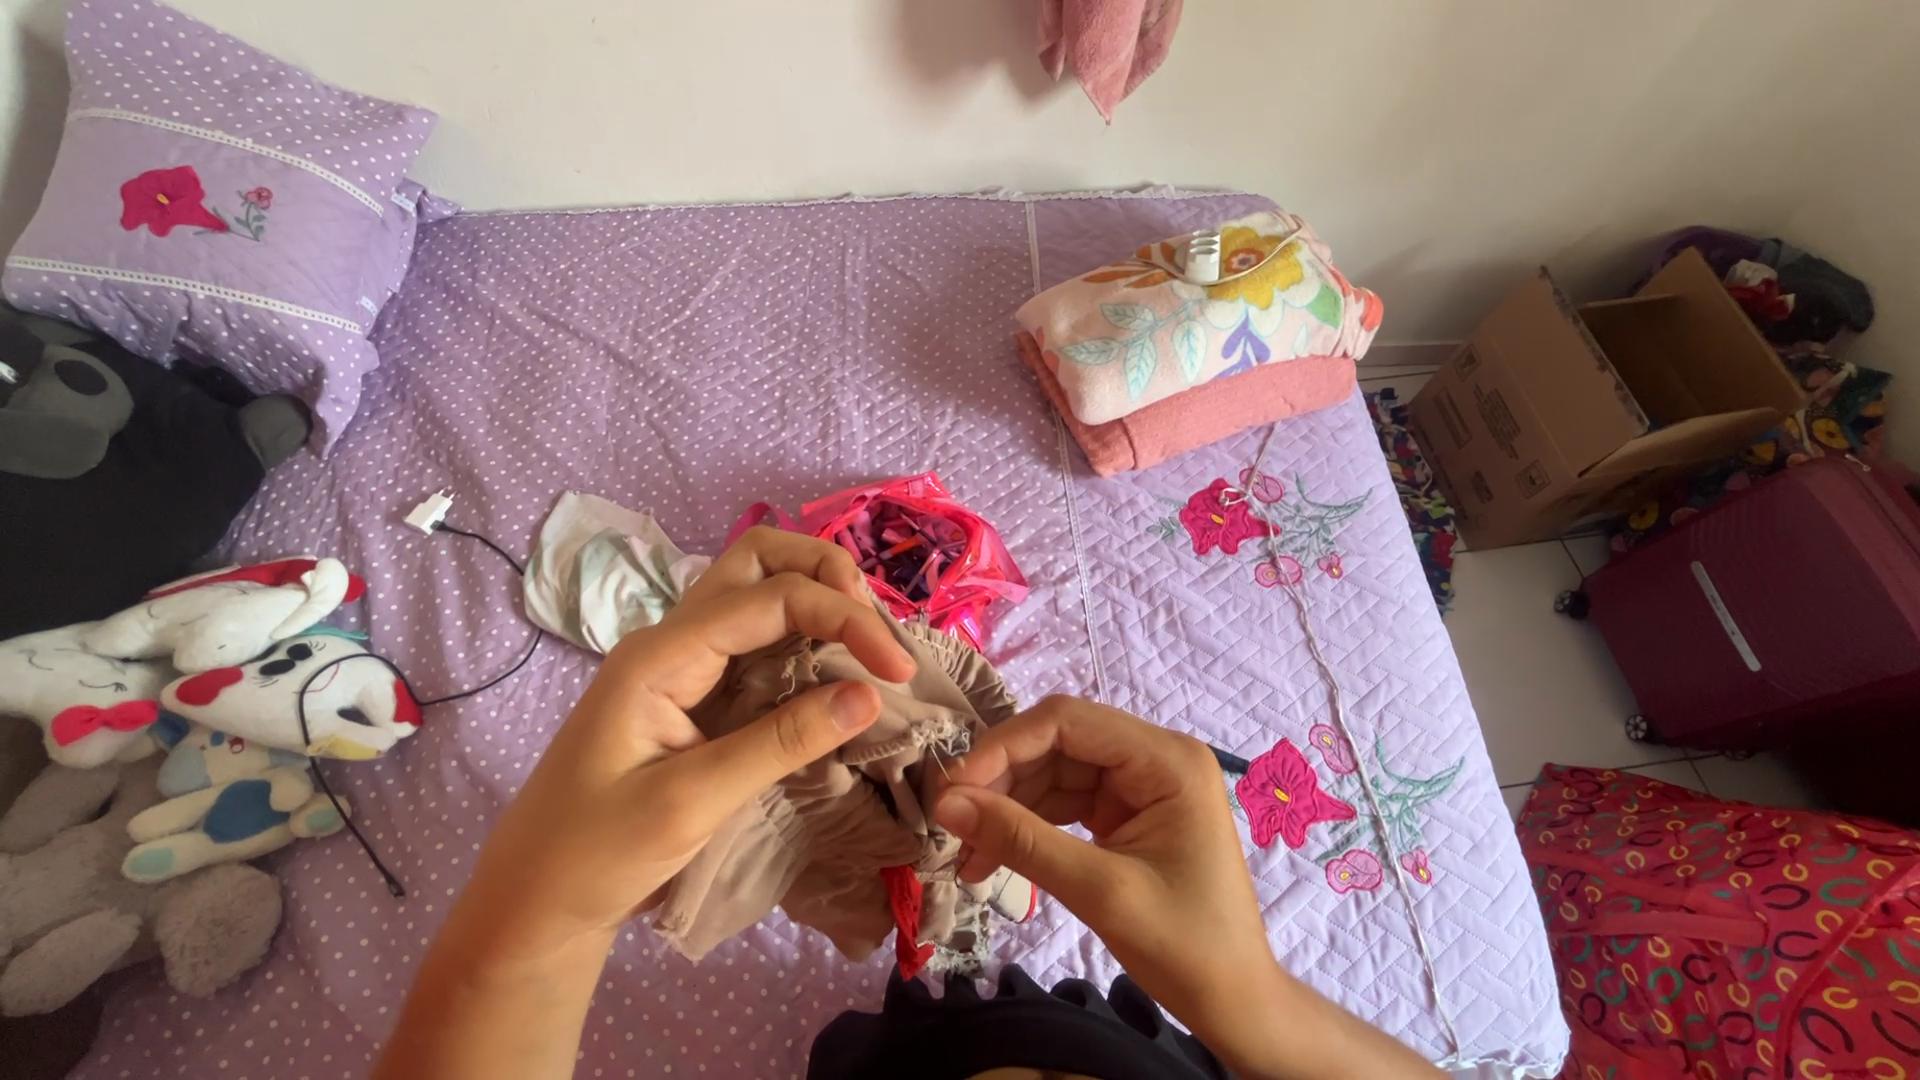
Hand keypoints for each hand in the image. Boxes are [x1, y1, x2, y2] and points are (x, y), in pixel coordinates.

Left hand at [380, 527, 919, 1079]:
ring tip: (867, 640)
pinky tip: (833, 666)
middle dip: (827, 574)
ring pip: (758, 588)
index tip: (898, 671)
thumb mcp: (691, 803)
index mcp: (663, 653)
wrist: (532, 902)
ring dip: (817, 596)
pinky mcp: (694, 687)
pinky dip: (804, 635)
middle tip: (875, 627)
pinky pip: (756, 636)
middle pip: (759, 558)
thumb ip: (782, 741)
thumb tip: (870, 694)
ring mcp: (682, 659)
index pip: (773, 598)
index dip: (845, 619)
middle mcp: (673, 638)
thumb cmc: (595, 855)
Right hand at [934, 698, 1439, 1078]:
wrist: (1236, 1005)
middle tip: (951, 820)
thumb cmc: (1186, 948)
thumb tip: (946, 804)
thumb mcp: (1101, 892)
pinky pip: (1063, 801)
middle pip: (1056, 742)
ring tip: (964, 852)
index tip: (954, 787)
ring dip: (1007, 807)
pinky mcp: (1125, 810)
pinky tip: (991, 856)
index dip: (1005, 746)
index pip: (1068, 721)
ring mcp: (1139, 782)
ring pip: (1053, 771)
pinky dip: (1027, 826)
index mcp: (1166, 758)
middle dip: (1002, 779)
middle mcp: (1153, 756)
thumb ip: (1022, 841)